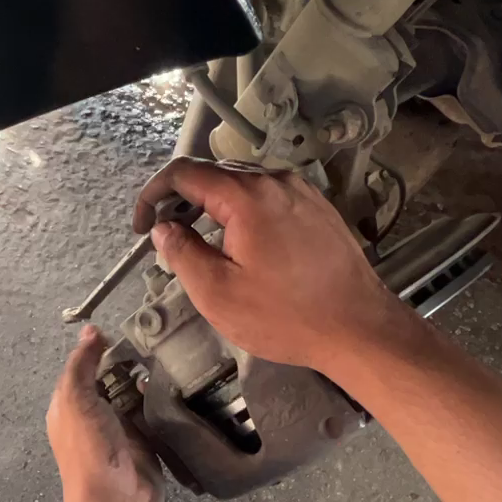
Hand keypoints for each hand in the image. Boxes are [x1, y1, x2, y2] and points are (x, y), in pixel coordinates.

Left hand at [45, 326, 162, 501]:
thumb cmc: (89, 449)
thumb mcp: (75, 400)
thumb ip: (81, 365)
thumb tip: (91, 330)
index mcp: (70, 405)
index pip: (85, 368)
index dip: (102, 350)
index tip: (128, 331)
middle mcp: (94, 416)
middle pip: (113, 380)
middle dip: (131, 365)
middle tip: (158, 343)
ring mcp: (122, 431)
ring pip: (136, 397)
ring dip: (150, 383)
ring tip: (173, 359)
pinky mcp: (147, 443)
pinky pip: (155, 416)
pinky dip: (165, 404)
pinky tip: (179, 387)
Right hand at [131, 157, 416, 371]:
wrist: (358, 328)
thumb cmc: (286, 316)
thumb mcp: (217, 292)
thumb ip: (182, 253)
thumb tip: (164, 229)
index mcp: (247, 196)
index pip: (184, 173)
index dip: (153, 195)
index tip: (143, 226)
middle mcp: (275, 182)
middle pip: (212, 173)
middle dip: (179, 200)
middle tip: (165, 236)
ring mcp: (300, 192)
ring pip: (240, 183)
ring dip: (209, 205)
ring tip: (196, 240)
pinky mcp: (316, 208)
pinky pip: (266, 196)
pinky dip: (239, 210)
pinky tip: (237, 242)